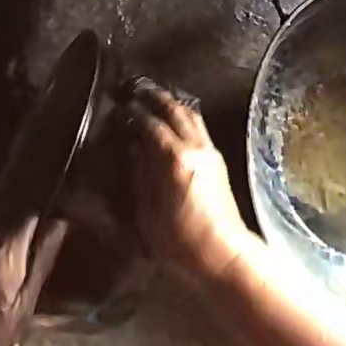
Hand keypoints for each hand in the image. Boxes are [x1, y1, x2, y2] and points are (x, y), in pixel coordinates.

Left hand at [0, 215, 67, 345]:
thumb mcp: (24, 304)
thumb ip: (43, 259)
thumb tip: (60, 224)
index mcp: (7, 248)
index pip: (34, 215)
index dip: (48, 222)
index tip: (57, 235)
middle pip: (19, 219)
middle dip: (33, 233)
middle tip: (41, 257)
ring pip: (6, 229)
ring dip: (17, 241)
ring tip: (24, 267)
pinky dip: (3, 248)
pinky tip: (5, 272)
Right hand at [124, 79, 256, 285]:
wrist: (222, 255)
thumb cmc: (180, 242)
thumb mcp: (149, 213)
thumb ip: (141, 175)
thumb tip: (134, 149)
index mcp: (175, 159)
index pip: (153, 125)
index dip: (136, 114)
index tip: (123, 108)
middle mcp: (196, 148)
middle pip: (176, 111)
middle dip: (157, 98)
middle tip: (140, 91)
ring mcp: (209, 151)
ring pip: (191, 115)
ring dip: (174, 104)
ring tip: (158, 100)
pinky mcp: (217, 160)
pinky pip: (199, 127)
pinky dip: (185, 117)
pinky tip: (176, 121)